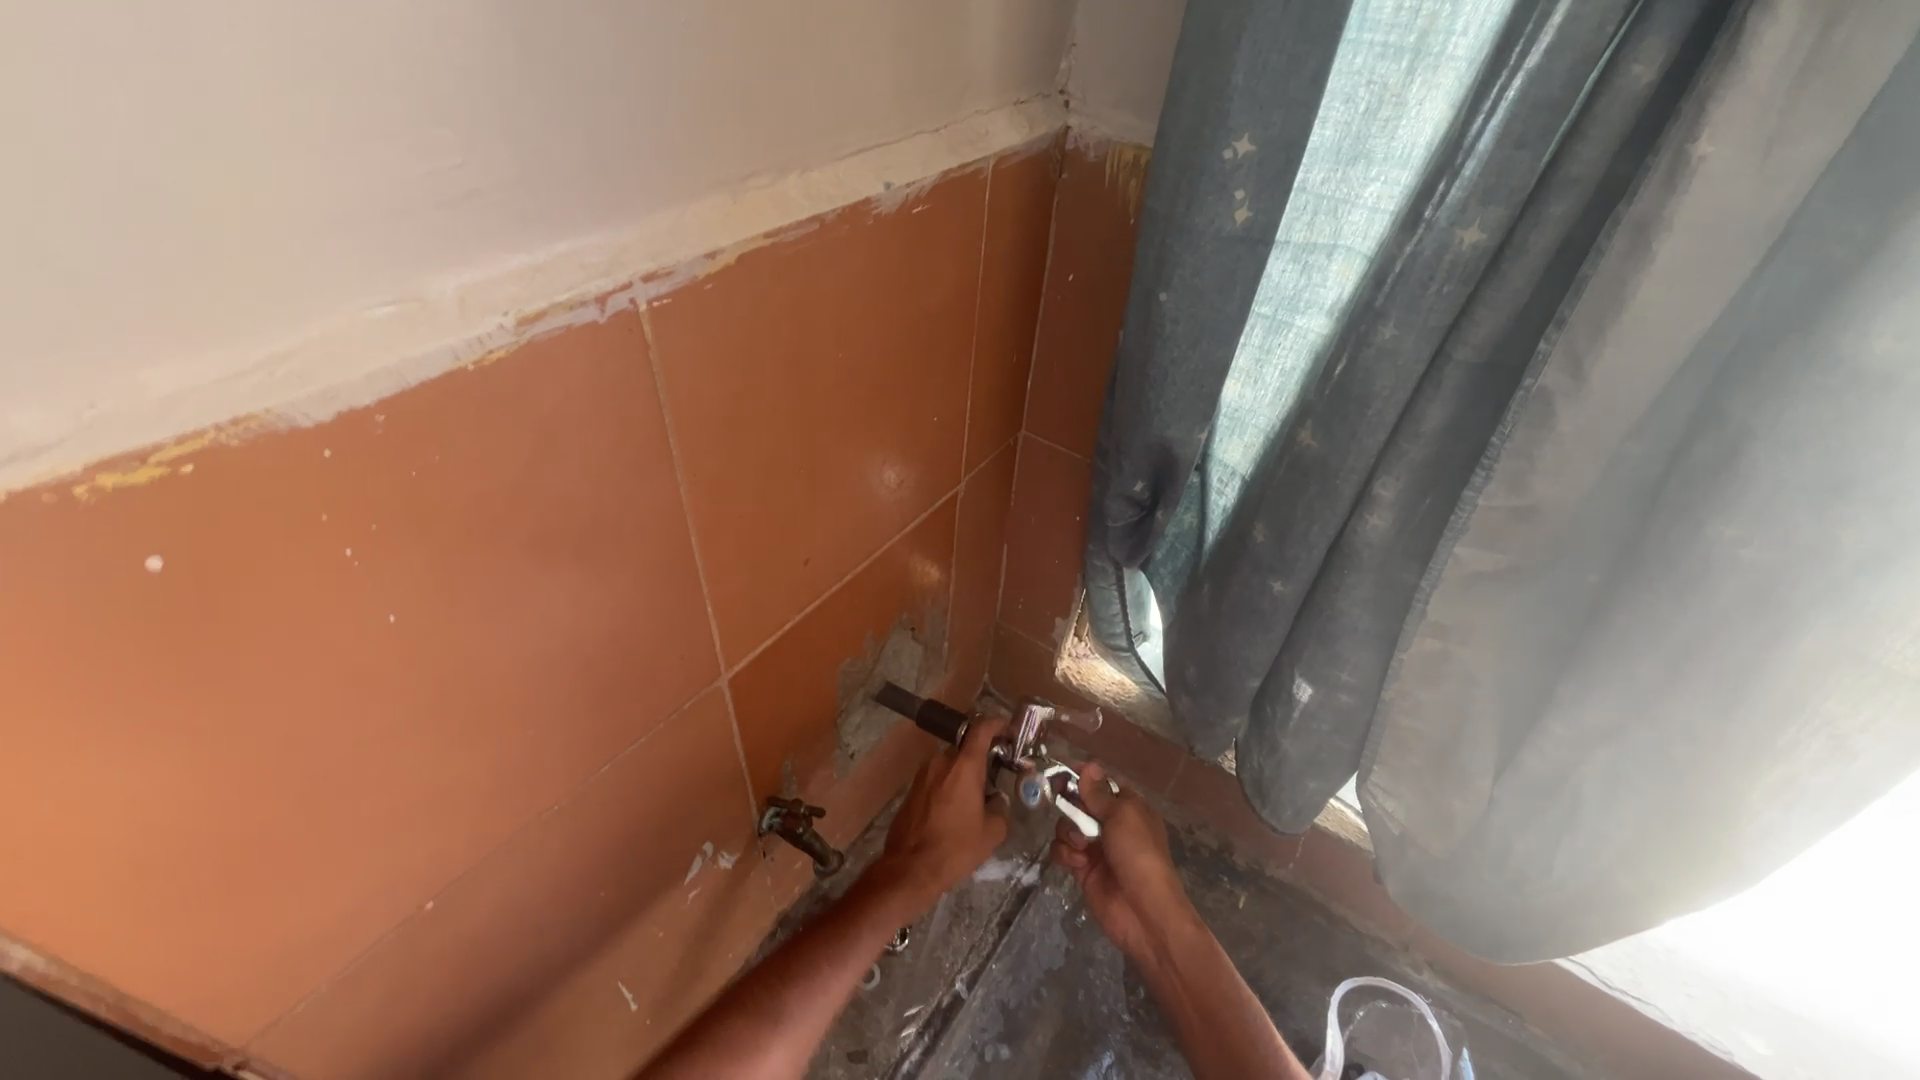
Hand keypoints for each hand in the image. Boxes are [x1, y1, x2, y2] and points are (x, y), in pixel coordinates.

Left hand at [872, 715, 1011, 913]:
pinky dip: (949, 786)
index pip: (981, 729)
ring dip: (964, 774)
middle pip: (965, 749)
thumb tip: (996, 799)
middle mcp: (941, 762)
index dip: (997, 724)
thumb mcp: (991, 832)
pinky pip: (937, 778)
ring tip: (975, 799)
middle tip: (995, 776)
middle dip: (981, 758)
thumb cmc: (955, 848)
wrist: (910, 868)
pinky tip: (955, 811)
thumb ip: (1000, 808)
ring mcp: (923, 774)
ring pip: (950, 764)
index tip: (1008, 729)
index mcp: (964, 766)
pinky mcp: (912, 789)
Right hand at [1050, 764, 1196, 962]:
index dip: (1084, 776)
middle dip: (1071, 803)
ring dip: (1069, 831)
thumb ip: (1100, 792)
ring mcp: (1096, 847)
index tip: (1064, 770)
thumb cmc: (1138, 853)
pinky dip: (1066, 853)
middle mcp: (1111, 825)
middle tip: (1060, 800)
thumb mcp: (1122, 815)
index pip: (1103, 783)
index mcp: (1129, 808)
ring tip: (1081, 845)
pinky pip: (1062, 851)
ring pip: (1067, 826)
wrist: (1143, 910)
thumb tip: (1089, 766)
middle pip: (1080, 803)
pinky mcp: (1082, 869)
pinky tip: (1077, 863)